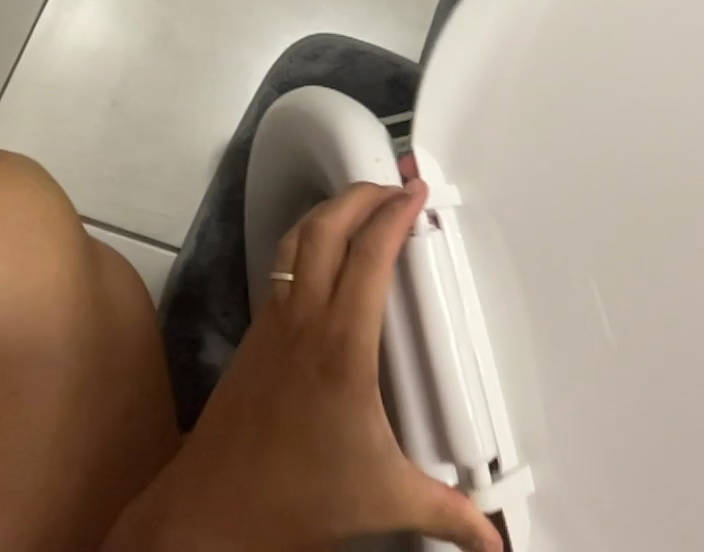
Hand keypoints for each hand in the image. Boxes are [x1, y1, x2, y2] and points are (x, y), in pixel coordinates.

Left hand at [105, 179, 501, 551]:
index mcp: (342, 346)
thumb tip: (492, 538)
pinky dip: (308, 239)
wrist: (211, 510)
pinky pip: (282, 263)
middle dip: (361, 193)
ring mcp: (274, 321)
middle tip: (392, 187)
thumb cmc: (292, 496)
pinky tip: (325, 256)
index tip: (415, 194)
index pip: (370, 255)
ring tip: (361, 205)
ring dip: (331, 209)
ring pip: (298, 238)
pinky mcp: (256, 332)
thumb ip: (447, 513)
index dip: (394, 214)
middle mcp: (304, 320)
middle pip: (327, 226)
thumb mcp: (383, 499)